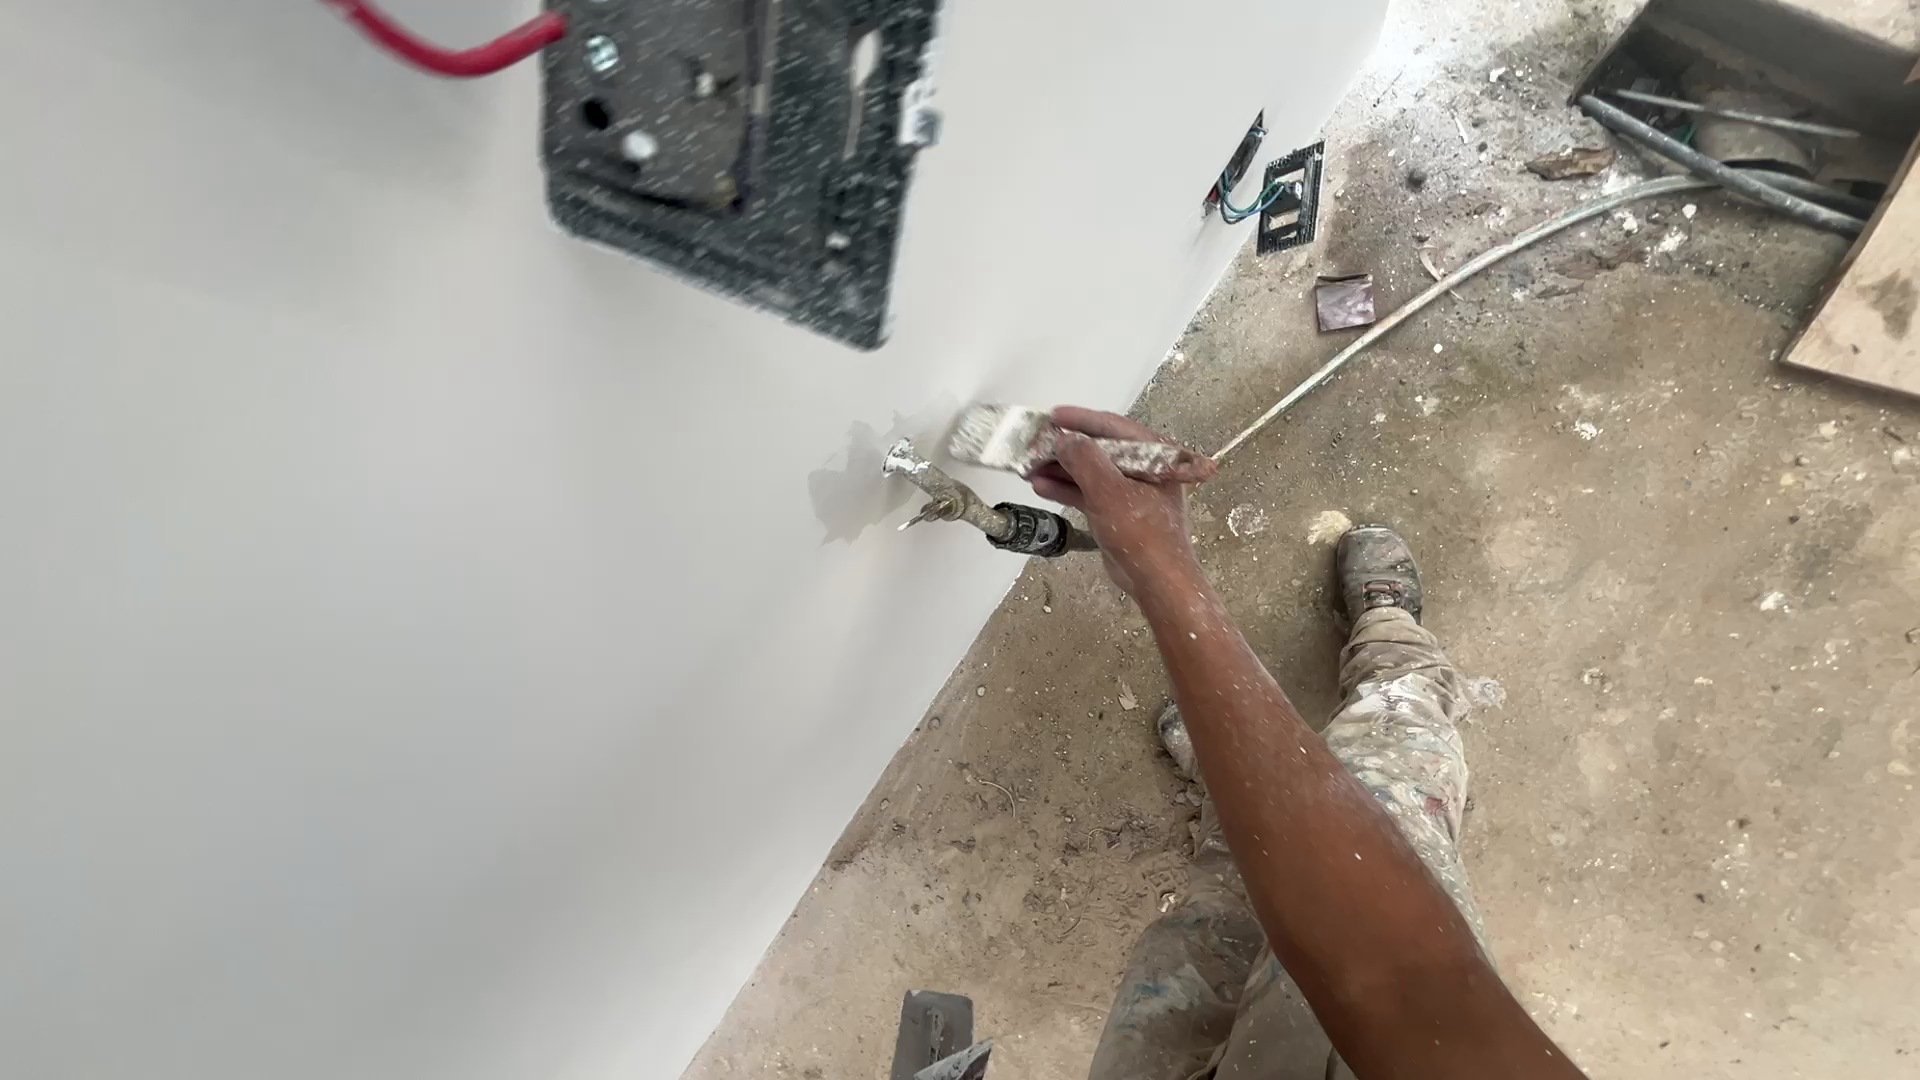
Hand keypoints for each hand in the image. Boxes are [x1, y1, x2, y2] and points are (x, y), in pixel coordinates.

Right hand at [1029, 406, 1205, 596]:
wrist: (1155, 580)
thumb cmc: (1140, 533)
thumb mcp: (1109, 490)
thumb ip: (1084, 459)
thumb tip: (1063, 440)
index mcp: (1152, 455)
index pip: (1112, 427)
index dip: (1081, 419)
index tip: (1053, 416)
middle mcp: (1142, 468)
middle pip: (1098, 449)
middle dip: (1064, 448)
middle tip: (1035, 444)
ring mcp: (1128, 491)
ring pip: (1089, 472)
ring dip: (1059, 469)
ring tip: (1029, 466)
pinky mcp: (1115, 512)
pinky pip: (1087, 493)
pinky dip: (1065, 489)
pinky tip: (1040, 486)